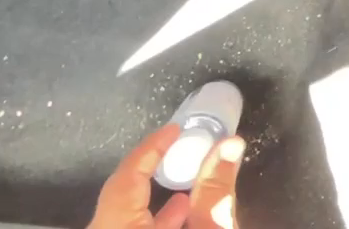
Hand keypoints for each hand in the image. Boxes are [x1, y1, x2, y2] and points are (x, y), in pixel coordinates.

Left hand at [88, 124, 245, 228]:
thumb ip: (217, 189)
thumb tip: (229, 143)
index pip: (124, 183)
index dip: (148, 151)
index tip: (173, 129)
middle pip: (118, 201)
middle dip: (147, 172)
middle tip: (176, 146)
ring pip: (121, 220)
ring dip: (150, 199)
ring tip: (182, 183)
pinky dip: (150, 220)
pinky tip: (181, 212)